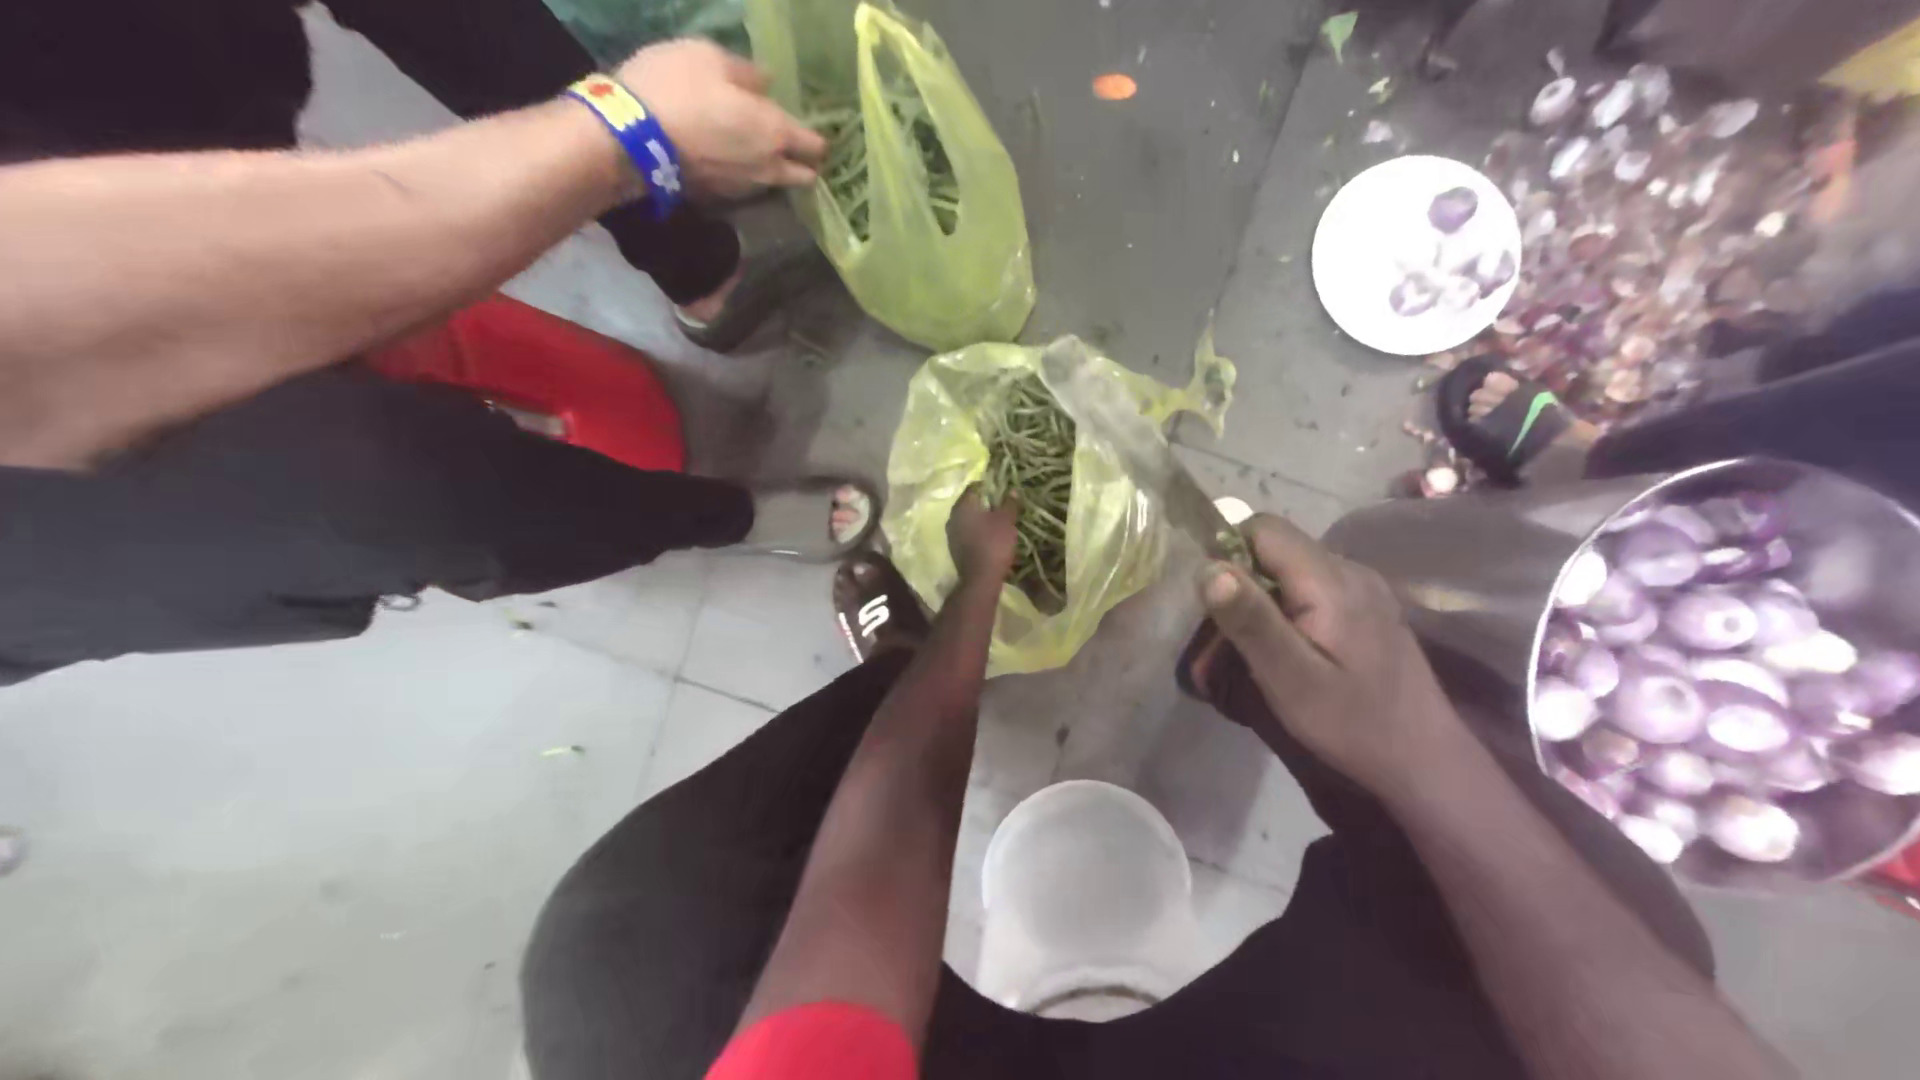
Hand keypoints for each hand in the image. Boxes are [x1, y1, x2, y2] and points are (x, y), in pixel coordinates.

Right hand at [614, 40, 827, 198]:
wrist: (631, 139)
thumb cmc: (675, 87)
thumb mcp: (709, 57)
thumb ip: (746, 72)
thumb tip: (766, 82)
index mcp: (776, 132)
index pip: (815, 145)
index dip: (820, 140)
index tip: (818, 134)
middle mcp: (769, 168)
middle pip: (803, 176)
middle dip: (806, 165)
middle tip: (800, 152)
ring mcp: (746, 189)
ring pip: (775, 184)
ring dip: (776, 172)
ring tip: (766, 155)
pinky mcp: (721, 198)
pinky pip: (746, 187)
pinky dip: (747, 177)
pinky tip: (735, 162)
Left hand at [947, 487, 1018, 585]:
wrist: (980, 579)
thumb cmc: (994, 544)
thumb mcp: (1006, 521)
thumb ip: (1009, 503)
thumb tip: (1013, 490)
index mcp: (963, 506)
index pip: (974, 487)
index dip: (989, 486)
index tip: (1002, 490)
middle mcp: (952, 517)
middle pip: (969, 503)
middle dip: (985, 502)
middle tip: (1002, 505)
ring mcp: (951, 534)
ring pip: (968, 519)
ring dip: (981, 518)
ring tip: (998, 520)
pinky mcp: (955, 548)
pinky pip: (967, 532)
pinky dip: (977, 531)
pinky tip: (990, 536)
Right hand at [1196, 514, 1465, 796]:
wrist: (1426, 760)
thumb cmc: (1352, 722)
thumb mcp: (1290, 678)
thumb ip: (1251, 620)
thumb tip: (1208, 568)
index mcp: (1330, 580)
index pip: (1263, 528)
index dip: (1227, 550)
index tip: (1211, 597)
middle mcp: (1351, 569)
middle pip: (1277, 544)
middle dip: (1241, 577)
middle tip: (1226, 631)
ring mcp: (1364, 586)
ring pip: (1292, 565)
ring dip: (1262, 593)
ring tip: (1254, 643)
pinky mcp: (1368, 606)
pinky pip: (1312, 585)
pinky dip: (1286, 604)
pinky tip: (1288, 644)